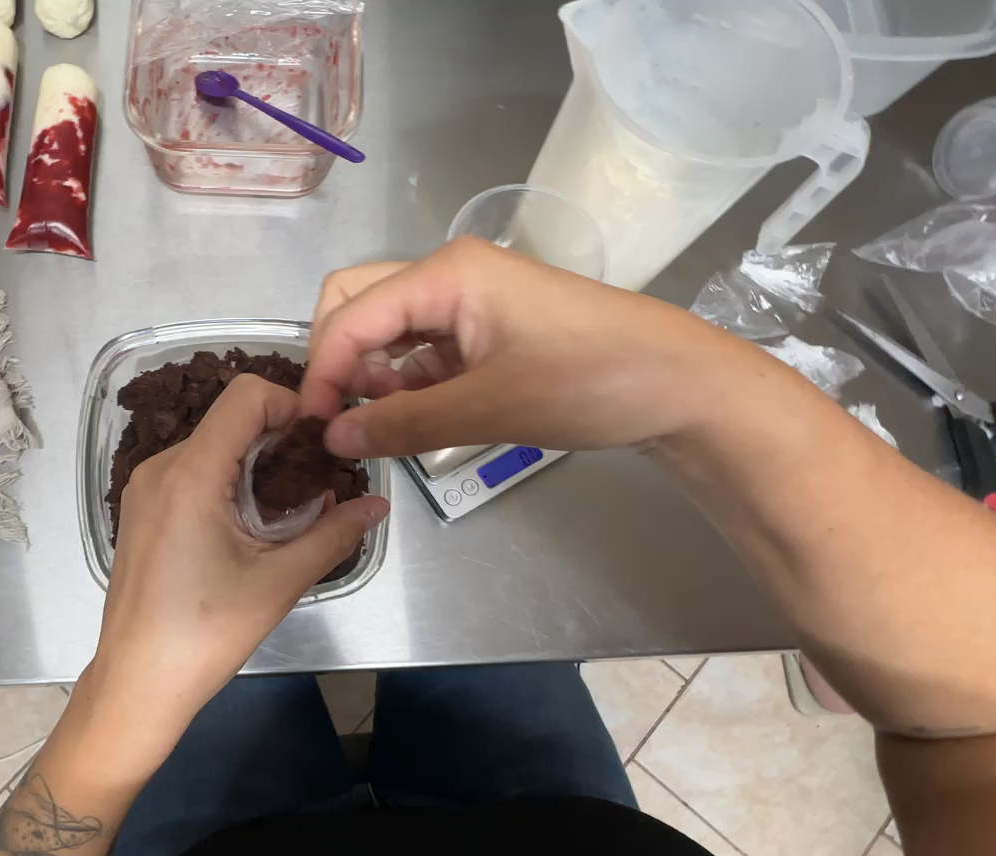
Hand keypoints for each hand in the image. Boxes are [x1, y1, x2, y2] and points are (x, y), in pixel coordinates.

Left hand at [90, 374, 389, 742]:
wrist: (137, 682)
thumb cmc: (205, 634)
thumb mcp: (279, 582)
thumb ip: (333, 534)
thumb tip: (378, 506)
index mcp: (190, 474)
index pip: (247, 395)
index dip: (292, 407)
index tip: (319, 448)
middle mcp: (159, 468)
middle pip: (230, 422)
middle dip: (279, 446)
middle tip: (313, 492)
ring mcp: (143, 490)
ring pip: (211, 449)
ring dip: (254, 470)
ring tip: (283, 520)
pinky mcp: (140, 512)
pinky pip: (191, 476)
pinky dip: (226, 487)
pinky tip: (246, 533)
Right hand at [302, 237, 768, 458]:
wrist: (680, 387)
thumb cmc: (590, 381)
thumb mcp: (488, 408)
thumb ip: (402, 424)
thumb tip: (333, 441)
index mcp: (445, 275)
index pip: (350, 317)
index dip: (323, 372)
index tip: (316, 430)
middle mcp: (447, 277)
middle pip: (356, 306)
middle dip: (337, 362)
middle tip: (340, 419)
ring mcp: (466, 304)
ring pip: (385, 332)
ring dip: (369, 377)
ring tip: (380, 427)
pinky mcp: (482, 332)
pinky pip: (418, 353)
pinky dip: (402, 385)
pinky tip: (411, 419)